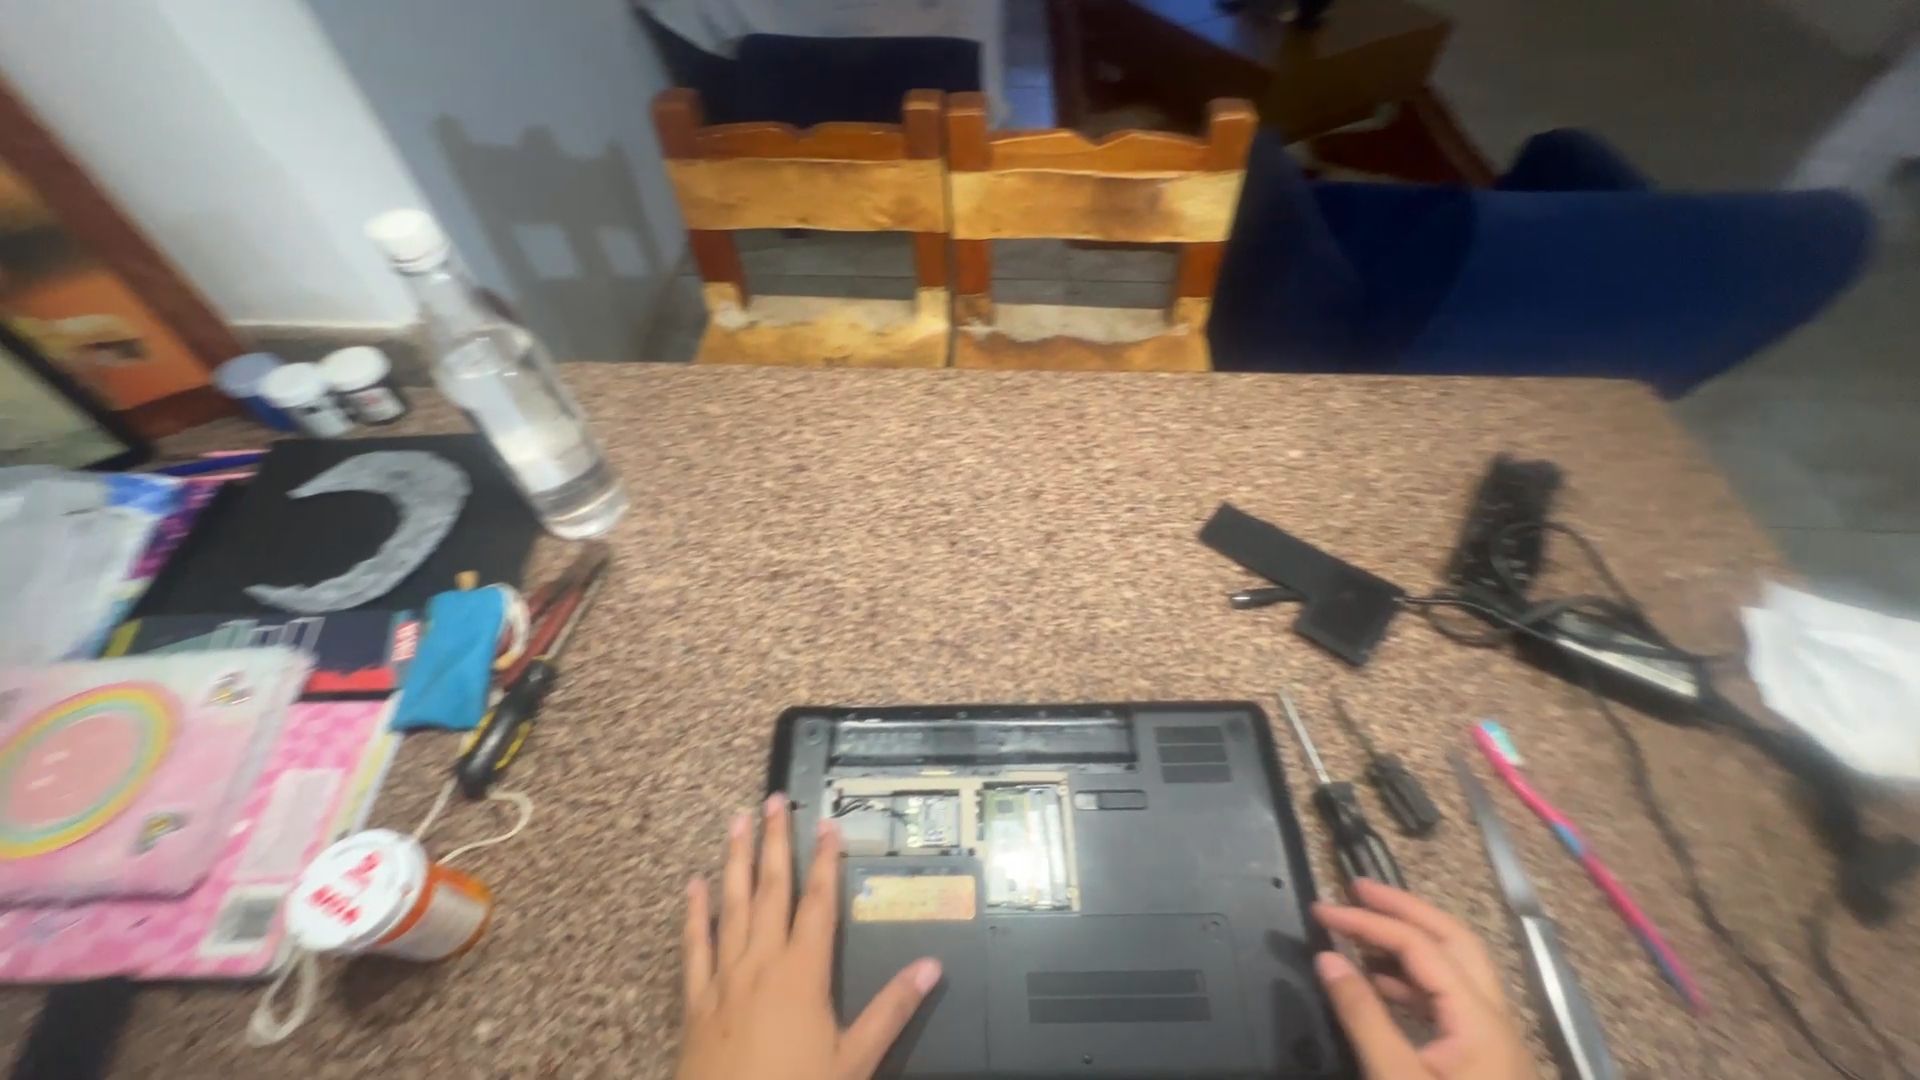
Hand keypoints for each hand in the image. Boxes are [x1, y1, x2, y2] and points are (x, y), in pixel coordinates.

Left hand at [677, 794, 942, 1079]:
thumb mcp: (855, 1059)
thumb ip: (892, 1009)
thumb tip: (933, 966)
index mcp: (802, 970)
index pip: (819, 901)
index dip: (826, 860)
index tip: (828, 823)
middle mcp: (762, 961)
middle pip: (771, 889)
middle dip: (775, 841)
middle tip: (774, 800)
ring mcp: (725, 976)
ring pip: (731, 905)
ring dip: (735, 860)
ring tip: (737, 821)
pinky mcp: (696, 999)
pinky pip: (694, 947)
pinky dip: (694, 914)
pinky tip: (693, 885)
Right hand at [1313, 879, 1536, 1079]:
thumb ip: (1362, 1014)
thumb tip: (1328, 955)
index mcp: (1479, 1020)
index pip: (1418, 945)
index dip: (1367, 921)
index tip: (1320, 911)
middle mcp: (1495, 1020)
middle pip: (1455, 939)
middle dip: (1404, 908)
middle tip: (1356, 889)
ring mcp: (1494, 1042)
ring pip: (1458, 966)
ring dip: (1411, 938)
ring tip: (1361, 930)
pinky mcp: (1485, 1062)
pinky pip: (1451, 997)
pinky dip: (1414, 975)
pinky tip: (1382, 984)